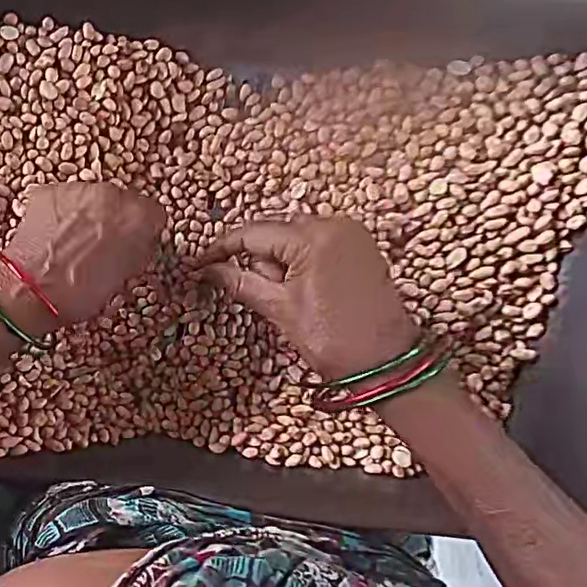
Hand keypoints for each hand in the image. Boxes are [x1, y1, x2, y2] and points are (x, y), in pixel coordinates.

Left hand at [0, 182, 164, 333]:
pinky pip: (64, 200)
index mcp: (137, 217)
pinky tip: (55, 235)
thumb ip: (135, 253)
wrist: (29, 291)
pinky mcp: (49, 191)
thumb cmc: (77, 294)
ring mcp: (78, 189)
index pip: (154, 215)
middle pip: (122, 202)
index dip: (143, 233)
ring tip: (74, 241)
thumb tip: (136, 245)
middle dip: (116, 220)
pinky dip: (62, 213)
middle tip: (103, 245)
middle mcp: (111, 194)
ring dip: (88, 214)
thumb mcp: (121, 280)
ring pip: (92, 198)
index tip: (134, 244)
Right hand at [194, 216, 418, 380]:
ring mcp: (351, 234)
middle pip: (275, 233)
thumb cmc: (333, 339)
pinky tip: (302, 292)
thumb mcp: (278, 308)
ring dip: (279, 264)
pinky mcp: (359, 247)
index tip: (202, 263)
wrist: (384, 361)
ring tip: (286, 299)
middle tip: (252, 292)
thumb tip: (209, 271)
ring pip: (294, 240)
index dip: (223, 248)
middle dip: (257, 260)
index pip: (254, 232)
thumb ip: (240, 282)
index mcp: (313, 238)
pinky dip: (300, 263)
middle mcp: (335, 225)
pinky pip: (316, 245)